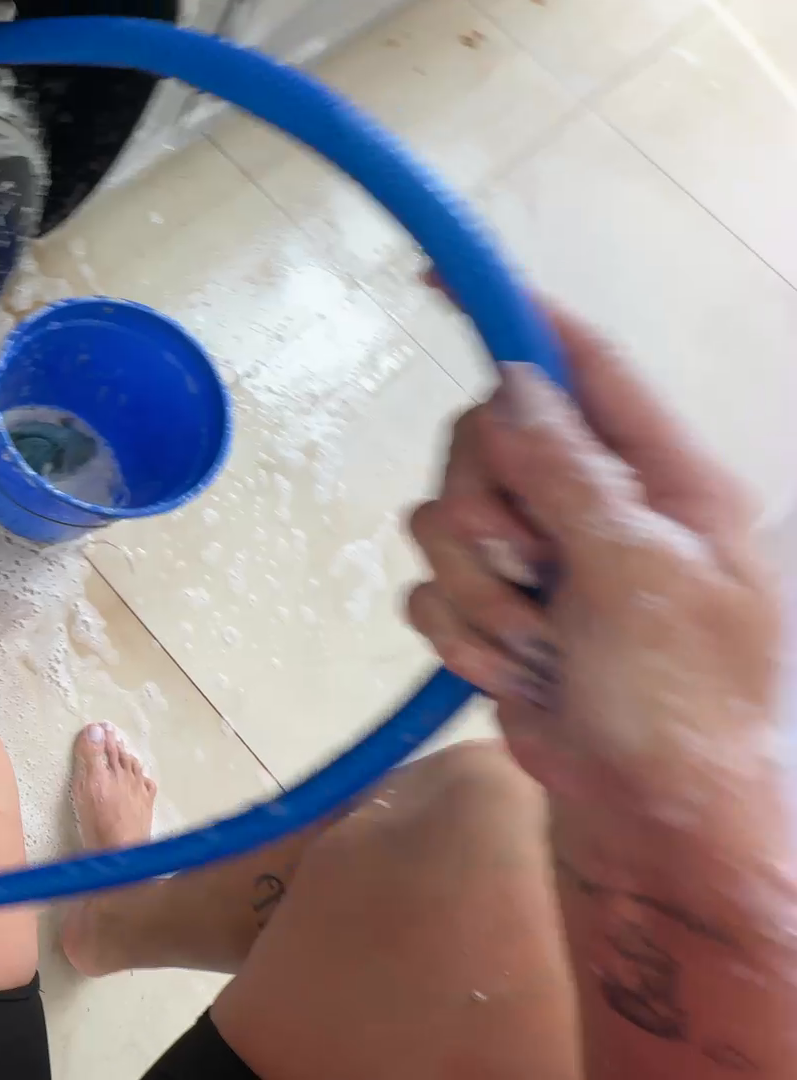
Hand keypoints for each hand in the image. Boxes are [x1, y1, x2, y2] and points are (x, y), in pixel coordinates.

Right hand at [405, 305, 778, 820]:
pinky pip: (424, 590)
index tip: (443, 284)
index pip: (578, 370)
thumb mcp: (643, 572)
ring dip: (475, 593)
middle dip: (486, 516)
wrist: (643, 797)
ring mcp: (529, 556)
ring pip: (437, 525)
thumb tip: (514, 386)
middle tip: (533, 570)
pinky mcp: (482, 602)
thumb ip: (574, 472)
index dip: (515, 319)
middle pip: (478, 451)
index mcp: (656, 479)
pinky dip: (459, 633)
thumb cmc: (679, 691)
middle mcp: (584, 504)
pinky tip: (511, 665)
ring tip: (536, 641)